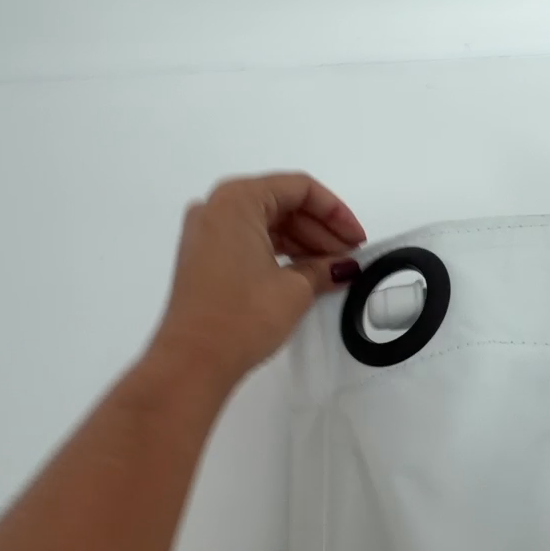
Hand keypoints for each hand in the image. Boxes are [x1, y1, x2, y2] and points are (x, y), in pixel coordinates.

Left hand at [152, 173, 366, 381]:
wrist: (192, 361)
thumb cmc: (242, 316)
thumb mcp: (295, 289)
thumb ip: (324, 268)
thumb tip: (343, 266)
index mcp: (237, 199)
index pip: (299, 189)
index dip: (336, 212)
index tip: (357, 239)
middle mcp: (216, 207)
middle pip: (281, 203)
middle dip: (319, 229)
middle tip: (349, 256)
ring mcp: (205, 233)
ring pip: (265, 223)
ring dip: (301, 242)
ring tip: (332, 268)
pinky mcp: (203, 259)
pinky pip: (248, 241)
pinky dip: (278, 252)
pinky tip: (304, 272)